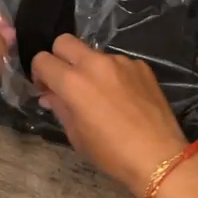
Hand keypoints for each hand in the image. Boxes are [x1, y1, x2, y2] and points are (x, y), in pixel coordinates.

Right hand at [31, 35, 188, 190]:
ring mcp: (120, 61)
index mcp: (73, 82)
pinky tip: (123, 98)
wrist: (158, 155)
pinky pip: (117, 62)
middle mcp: (95, 63)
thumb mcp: (77, 136)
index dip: (39, 73)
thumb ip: (60, 108)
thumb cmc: (111, 153)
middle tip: (67, 82)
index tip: (46, 87)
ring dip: (89, 68)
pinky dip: (113, 75)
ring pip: (93, 52)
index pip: (42, 59)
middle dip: (59, 57)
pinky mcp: (140, 64)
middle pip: (65, 41)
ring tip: (100, 94)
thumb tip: (49, 95)